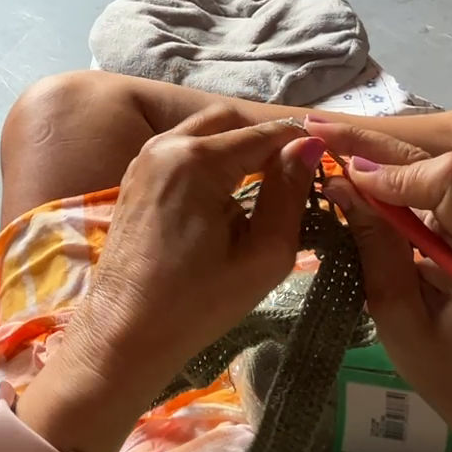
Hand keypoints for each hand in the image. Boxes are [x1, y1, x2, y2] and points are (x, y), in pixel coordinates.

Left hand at [49, 109, 320, 423]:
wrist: (124, 330)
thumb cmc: (197, 303)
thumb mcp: (262, 255)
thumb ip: (289, 194)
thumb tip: (309, 146)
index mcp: (197, 160)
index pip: (262, 134)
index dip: (298, 143)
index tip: (327, 158)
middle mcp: (166, 145)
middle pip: (229, 121)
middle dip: (264, 138)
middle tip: (295, 171)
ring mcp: (145, 156)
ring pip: (202, 129)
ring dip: (235, 144)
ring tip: (266, 181)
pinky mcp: (136, 173)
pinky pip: (180, 146)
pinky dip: (208, 155)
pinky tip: (226, 190)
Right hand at [313, 123, 451, 451]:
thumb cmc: (448, 370)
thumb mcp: (398, 316)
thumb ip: (375, 246)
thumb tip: (341, 183)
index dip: (396, 172)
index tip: (348, 175)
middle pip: (431, 162)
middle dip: (369, 146)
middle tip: (311, 131)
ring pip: (424, 166)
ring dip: (370, 153)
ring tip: (320, 139)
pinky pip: (421, 183)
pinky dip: (381, 172)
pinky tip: (345, 162)